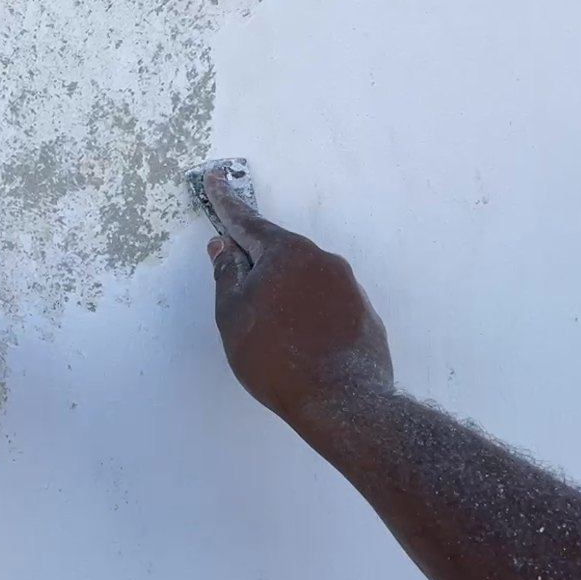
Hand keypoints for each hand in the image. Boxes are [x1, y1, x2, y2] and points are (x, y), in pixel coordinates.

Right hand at [204, 167, 392, 420]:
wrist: (342, 402)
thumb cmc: (273, 354)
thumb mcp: (232, 314)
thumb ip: (226, 275)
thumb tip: (224, 247)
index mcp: (286, 252)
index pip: (247, 221)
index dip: (226, 201)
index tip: (216, 178)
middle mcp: (322, 259)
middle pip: (277, 253)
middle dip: (255, 264)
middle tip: (237, 294)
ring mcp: (348, 286)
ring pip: (303, 280)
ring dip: (282, 294)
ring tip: (269, 335)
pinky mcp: (364, 315)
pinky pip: (324, 303)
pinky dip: (306, 313)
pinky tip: (298, 345)